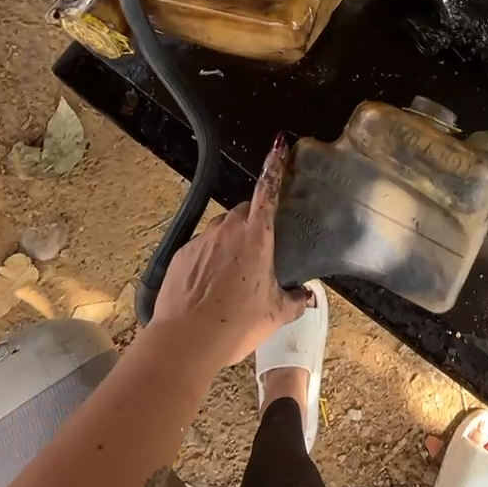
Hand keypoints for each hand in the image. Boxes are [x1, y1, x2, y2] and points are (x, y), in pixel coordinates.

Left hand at [150, 135, 307, 369]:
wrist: (185, 341)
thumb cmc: (236, 324)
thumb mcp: (275, 315)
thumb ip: (294, 300)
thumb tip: (305, 295)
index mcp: (256, 236)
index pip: (268, 190)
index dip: (275, 166)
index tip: (279, 145)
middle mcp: (228, 230)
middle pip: (244, 212)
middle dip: (253, 223)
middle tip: (260, 252)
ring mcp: (202, 240)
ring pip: (221, 230)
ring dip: (230, 243)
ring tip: (234, 276)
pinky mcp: (182, 255)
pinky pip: (201, 248)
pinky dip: (209, 260)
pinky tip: (211, 287)